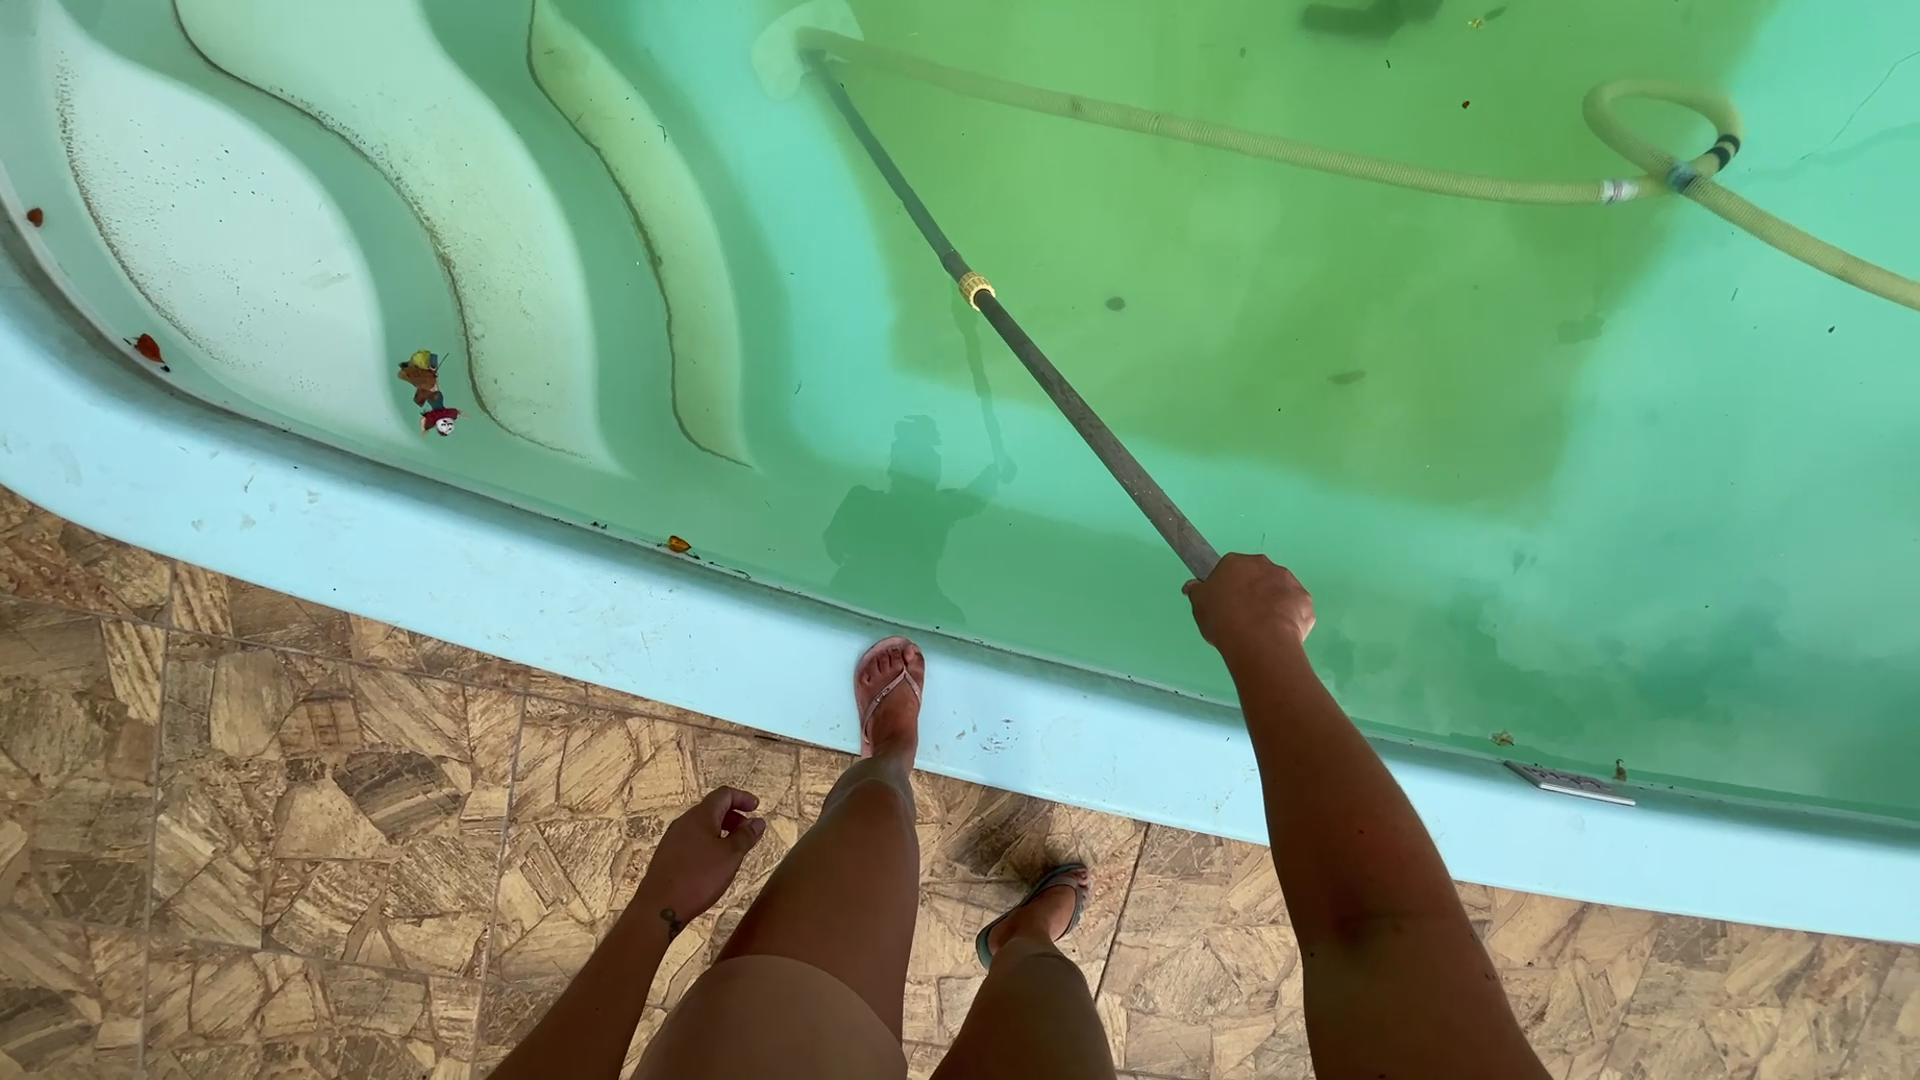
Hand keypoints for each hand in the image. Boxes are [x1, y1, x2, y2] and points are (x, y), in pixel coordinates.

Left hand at [631, 787, 765, 927]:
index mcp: (700, 816)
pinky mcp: (667, 856)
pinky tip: (714, 863)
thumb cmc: (699, 877)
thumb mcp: (730, 856)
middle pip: (712, 808)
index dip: (742, 797)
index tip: (756, 807)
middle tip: (747, 831)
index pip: (724, 794)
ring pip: (702, 825)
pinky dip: (708, 842)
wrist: (658, 908)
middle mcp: (684, 822)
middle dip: (733, 815)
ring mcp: (672, 839)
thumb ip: (746, 836)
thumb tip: (758, 822)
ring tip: (733, 849)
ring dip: (721, 830)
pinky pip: (692, 839)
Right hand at [1183, 553, 1315, 657]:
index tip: (1224, 601)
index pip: (1229, 568)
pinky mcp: (1305, 600)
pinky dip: (1289, 617)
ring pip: (1278, 590)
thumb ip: (1197, 592)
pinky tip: (1278, 632)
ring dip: (1272, 602)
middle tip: (1243, 614)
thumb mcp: (1199, 606)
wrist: (1259, 640)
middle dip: (1252, 590)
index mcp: (1236, 562)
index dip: (1227, 585)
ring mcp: (1288, 581)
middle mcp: (1264, 565)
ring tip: (1262, 627)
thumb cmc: (1223, 619)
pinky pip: (1295, 607)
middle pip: (1257, 575)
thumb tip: (1192, 586)